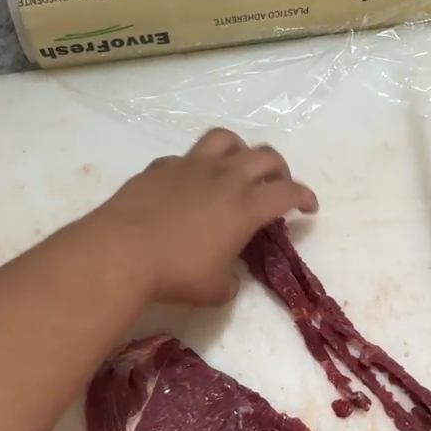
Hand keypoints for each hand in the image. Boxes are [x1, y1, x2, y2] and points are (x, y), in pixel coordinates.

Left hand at [84, 128, 317, 305]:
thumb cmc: (175, 274)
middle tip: (278, 186)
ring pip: (227, 140)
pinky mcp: (161, 166)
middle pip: (265, 156)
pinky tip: (191, 184)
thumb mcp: (214, 290)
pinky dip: (198, 166)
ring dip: (241, 151)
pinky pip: (188, 157)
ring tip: (239, 168)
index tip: (309, 208)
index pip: (288, 192)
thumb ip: (230, 281)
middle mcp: (224, 177)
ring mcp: (191, 166)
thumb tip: (229, 278)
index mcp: (246, 206)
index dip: (305, 197)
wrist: (121, 252)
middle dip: (280, 169)